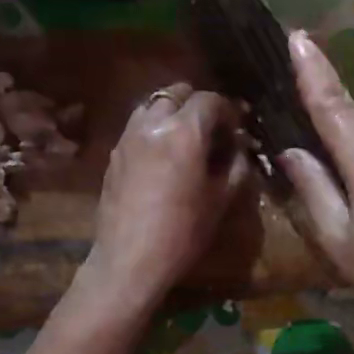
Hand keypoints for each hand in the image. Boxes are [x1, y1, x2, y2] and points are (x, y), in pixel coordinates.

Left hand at [80, 84, 249, 316]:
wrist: (128, 260)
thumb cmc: (182, 233)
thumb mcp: (221, 200)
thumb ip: (236, 164)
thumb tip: (240, 146)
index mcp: (183, 131)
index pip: (210, 100)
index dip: (229, 111)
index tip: (237, 130)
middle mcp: (151, 124)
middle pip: (177, 93)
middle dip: (198, 105)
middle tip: (212, 130)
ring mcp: (127, 137)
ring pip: (152, 104)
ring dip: (171, 112)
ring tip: (184, 139)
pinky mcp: (113, 155)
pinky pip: (136, 127)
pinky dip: (152, 128)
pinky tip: (161, 156)